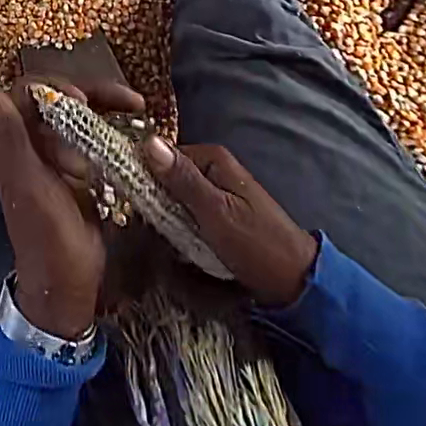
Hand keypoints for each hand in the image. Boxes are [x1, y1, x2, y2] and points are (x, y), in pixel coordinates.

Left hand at [0, 77, 143, 338]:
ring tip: (137, 112)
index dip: (57, 87)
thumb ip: (11, 135)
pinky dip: (115, 135)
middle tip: (130, 103)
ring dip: (108, 113)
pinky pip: (97, 140)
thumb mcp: (28, 182)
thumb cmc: (45, 233)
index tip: (84, 99)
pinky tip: (137, 136)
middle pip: (62, 99)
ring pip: (82, 117)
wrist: (67, 284)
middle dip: (94, 95)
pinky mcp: (81, 171)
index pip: (31, 92)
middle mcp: (34, 142)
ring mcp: (58, 156)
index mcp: (15, 141)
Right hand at [141, 137, 318, 306]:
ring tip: (155, 231)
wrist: (297, 284)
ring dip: (166, 211)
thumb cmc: (256, 245)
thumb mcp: (215, 212)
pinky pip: (187, 209)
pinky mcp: (218, 211)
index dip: (143, 173)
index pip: (161, 155)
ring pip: (175, 194)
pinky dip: (179, 221)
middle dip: (154, 195)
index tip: (128, 196)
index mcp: (212, 159)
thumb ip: (182, 178)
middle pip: (167, 174)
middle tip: (143, 220)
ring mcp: (216, 189)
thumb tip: (148, 141)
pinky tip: (173, 236)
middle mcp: (213, 167)